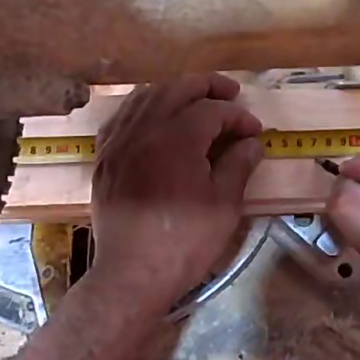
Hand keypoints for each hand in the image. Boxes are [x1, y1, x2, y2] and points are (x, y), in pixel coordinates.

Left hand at [86, 74, 266, 317]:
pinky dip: (143, 108)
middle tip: (230, 92)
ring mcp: (118, 142)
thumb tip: (252, 143)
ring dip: (173, 91)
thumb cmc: (185, 242)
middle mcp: (143, 130)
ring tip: (194, 98)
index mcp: (177, 138)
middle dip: (207, 86)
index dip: (237, 116)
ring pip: (145, 97)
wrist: (133, 273)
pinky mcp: (104, 158)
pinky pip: (121, 117)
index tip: (254, 131)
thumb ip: (239, 165)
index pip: (212, 110)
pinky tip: (154, 117)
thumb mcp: (224, 205)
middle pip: (176, 89)